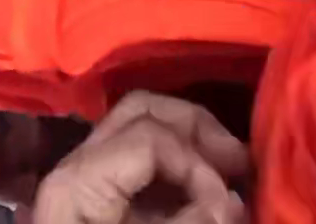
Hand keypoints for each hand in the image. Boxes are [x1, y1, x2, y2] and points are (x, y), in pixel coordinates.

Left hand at [33, 92, 249, 223]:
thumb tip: (229, 202)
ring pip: (141, 126)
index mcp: (79, 182)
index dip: (195, 163)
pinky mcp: (98, 198)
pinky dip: (177, 167)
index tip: (226, 204)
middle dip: (194, 128)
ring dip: (189, 140)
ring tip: (230, 167)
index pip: (148, 138)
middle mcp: (78, 164)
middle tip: (238, 159)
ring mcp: (86, 177)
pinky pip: (141, 161)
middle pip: (142, 111)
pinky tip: (205, 190)